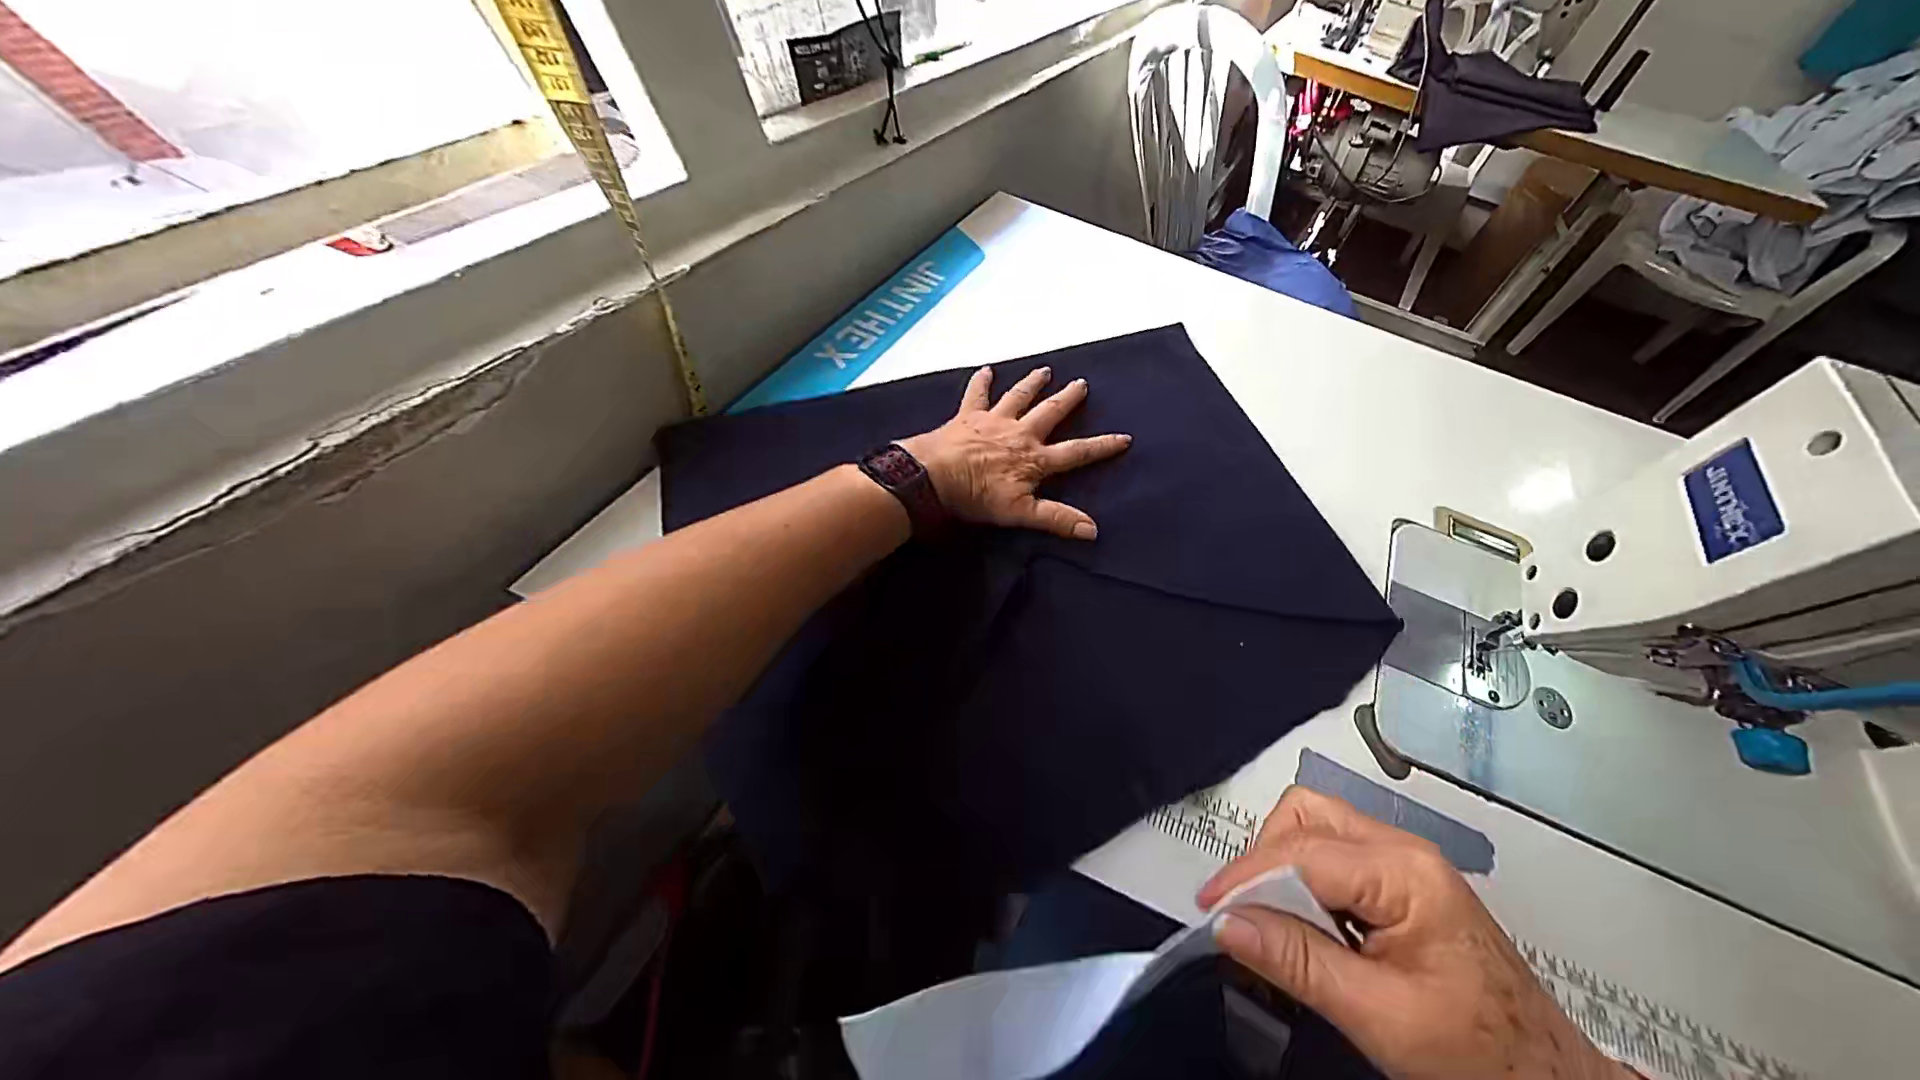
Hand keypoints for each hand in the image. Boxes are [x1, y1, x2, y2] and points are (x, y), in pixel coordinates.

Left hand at [899, 365, 1131, 539]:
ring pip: (1019, 397)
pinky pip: (977, 394)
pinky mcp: (968, 416)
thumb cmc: (976, 496)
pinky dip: (981, 381)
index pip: (1076, 452)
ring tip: (1045, 370)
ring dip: (1033, 384)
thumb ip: (1056, 518)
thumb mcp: (1020, 513)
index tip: (1123, 437)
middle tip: (1082, 384)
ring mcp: (993, 421)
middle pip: (1050, 413)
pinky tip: (986, 369)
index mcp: (1034, 458)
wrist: (934, 477)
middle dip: (1068, 399)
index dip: (1101, 446)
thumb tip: (1091, 530)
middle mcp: (1019, 433)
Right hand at [1197, 788, 1632, 1079]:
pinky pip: (1328, 852)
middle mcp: (1401, 850)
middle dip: (1264, 860)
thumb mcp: (1381, 1017)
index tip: (1210, 910)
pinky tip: (1301, 919)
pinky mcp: (1396, 877)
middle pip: (1305, 817)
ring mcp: (1400, 860)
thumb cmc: (1479, 1054)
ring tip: (1271, 916)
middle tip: (1245, 911)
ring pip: (1312, 826)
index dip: (1248, 878)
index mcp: (1405, 874)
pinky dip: (1300, 877)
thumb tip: (1227, 925)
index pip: (1303, 854)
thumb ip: (1298, 963)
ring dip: (1279, 864)